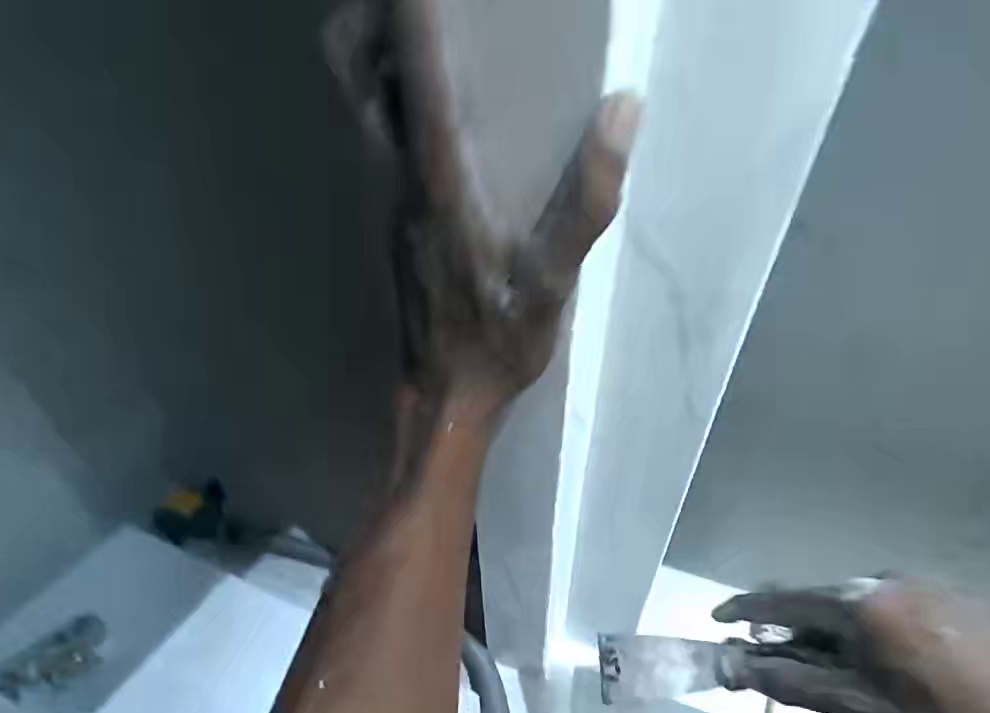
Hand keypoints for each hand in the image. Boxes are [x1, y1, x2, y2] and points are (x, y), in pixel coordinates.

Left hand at [386, 0, 639, 419]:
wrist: (444, 397)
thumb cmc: (496, 346)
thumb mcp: (551, 284)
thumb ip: (584, 203)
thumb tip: (623, 110)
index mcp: (441, 182)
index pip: (418, 67)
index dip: (417, 7)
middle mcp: (403, 180)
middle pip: (365, 74)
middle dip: (383, 21)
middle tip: (427, 7)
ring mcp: (393, 205)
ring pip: (371, 107)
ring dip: (388, 58)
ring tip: (434, 37)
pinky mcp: (398, 228)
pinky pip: (388, 145)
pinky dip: (400, 106)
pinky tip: (439, 115)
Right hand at [713, 578, 989, 712]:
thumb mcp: (863, 712)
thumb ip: (793, 683)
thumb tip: (737, 666)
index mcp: (863, 602)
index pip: (783, 599)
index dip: (744, 609)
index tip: (717, 619)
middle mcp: (890, 580)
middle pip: (818, 601)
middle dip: (790, 632)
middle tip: (777, 669)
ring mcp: (927, 586)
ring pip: (854, 606)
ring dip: (830, 635)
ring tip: (833, 678)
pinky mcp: (955, 599)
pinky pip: (889, 608)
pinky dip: (866, 633)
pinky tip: (883, 669)